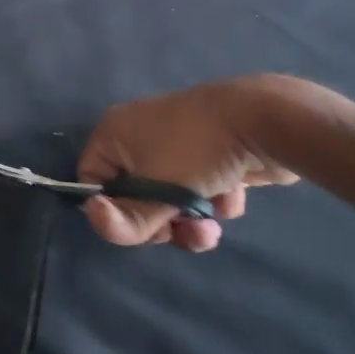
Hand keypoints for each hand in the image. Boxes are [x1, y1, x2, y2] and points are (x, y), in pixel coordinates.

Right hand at [78, 77, 300, 251]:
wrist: (261, 121)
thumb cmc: (196, 151)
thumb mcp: (159, 192)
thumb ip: (128, 218)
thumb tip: (93, 219)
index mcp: (113, 133)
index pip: (93, 179)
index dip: (114, 210)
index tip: (144, 227)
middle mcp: (138, 134)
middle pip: (135, 193)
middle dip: (162, 221)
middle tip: (185, 232)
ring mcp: (176, 142)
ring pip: (171, 195)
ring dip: (191, 218)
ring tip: (215, 226)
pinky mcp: (210, 152)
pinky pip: (199, 186)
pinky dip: (214, 198)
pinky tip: (233, 196)